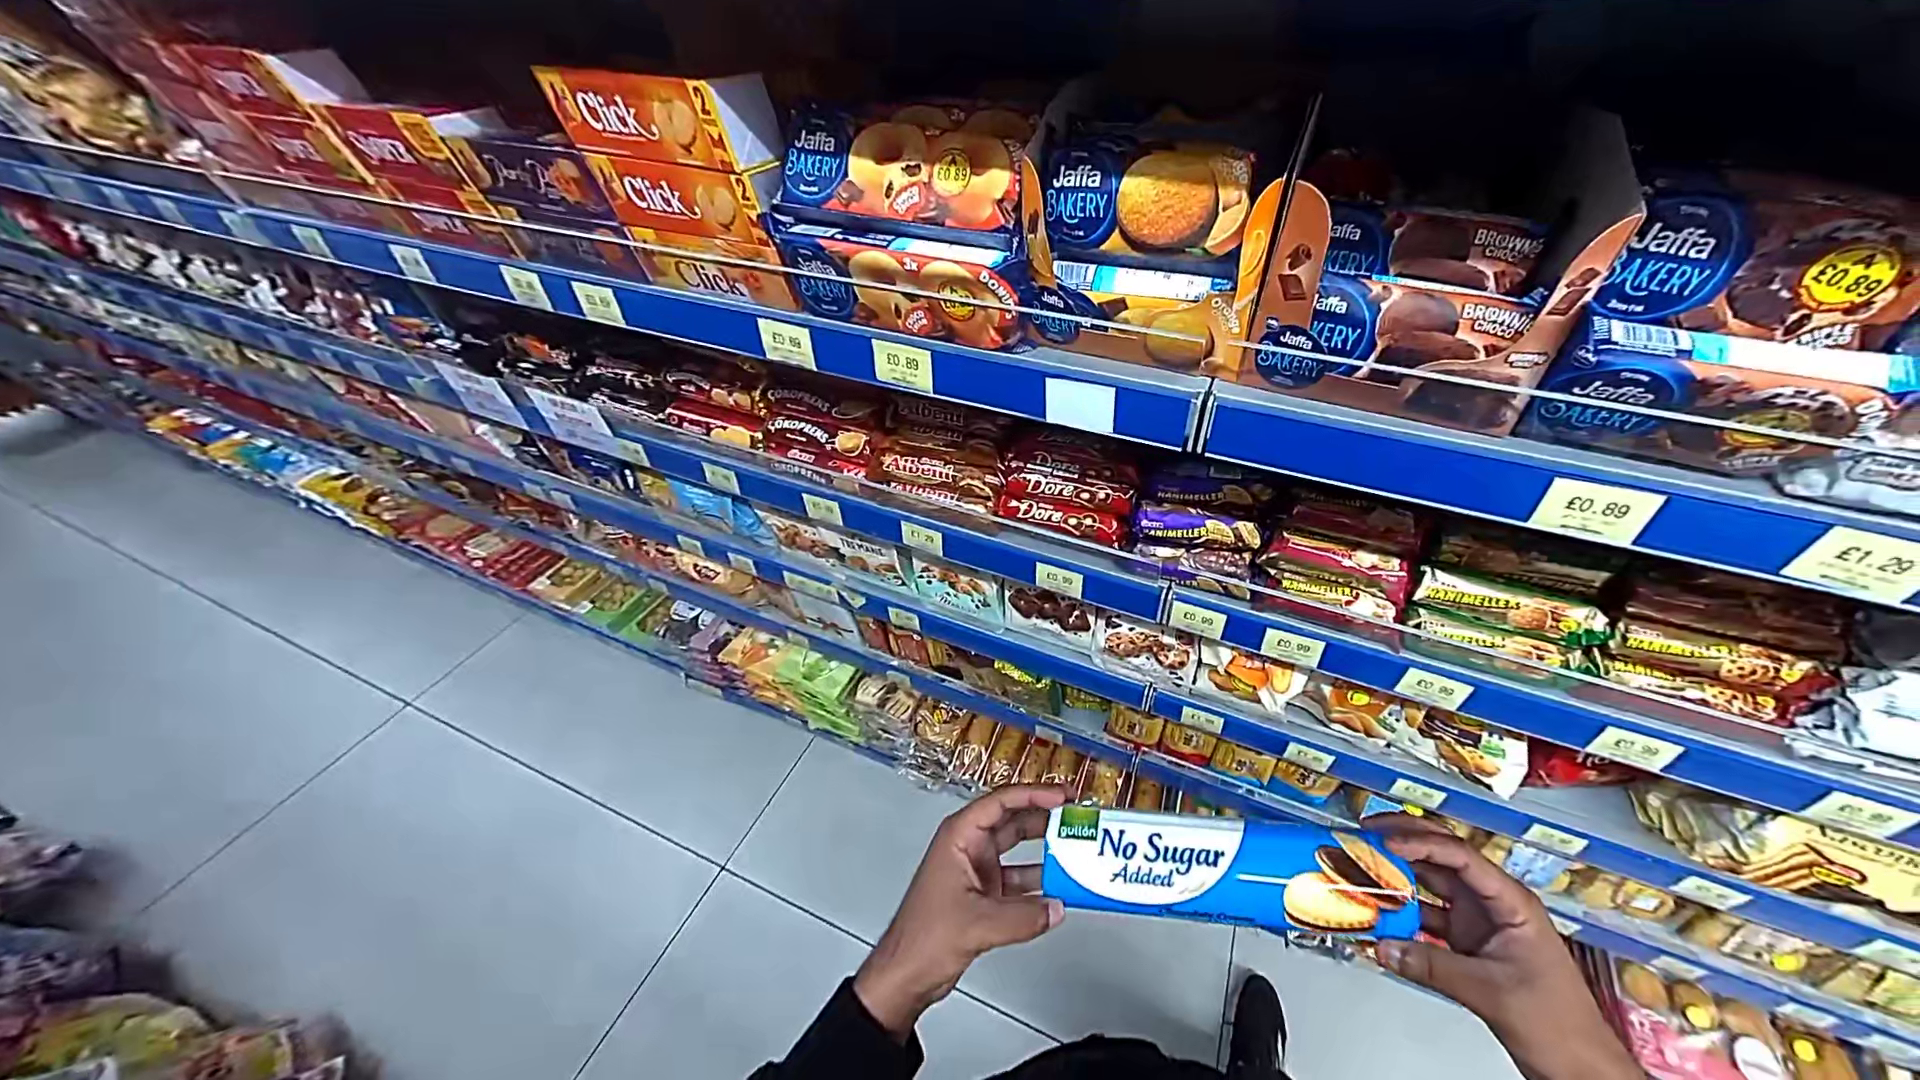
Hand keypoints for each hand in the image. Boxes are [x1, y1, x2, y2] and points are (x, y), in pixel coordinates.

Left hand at [854, 785, 1067, 1039]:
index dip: (1033, 794)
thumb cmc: (922, 936)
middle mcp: (969, 845)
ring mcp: (977, 867)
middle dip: (1044, 813)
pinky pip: (1019, 876)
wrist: (907, 973)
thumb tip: (1055, 908)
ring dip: (1044, 845)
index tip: (1061, 796)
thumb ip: (1022, 917)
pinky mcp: (984, 891)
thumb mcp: (978, 923)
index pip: (1001, 802)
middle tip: (1074, 811)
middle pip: (1012, 819)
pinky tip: (1059, 885)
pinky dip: (1039, 879)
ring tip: (1073, 841)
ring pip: (1017, 847)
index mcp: (959, 836)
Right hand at [1368, 815, 1638, 1079]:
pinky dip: (1399, 909)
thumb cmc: (1563, 1030)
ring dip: (1396, 872)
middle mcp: (1491, 903)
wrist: (1582, 1073)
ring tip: (1363, 863)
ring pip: (1428, 882)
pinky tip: (1377, 909)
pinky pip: (1424, 913)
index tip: (1384, 842)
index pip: (1459, 855)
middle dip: (1403, 838)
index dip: (1419, 843)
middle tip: (1365, 831)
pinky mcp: (1464, 941)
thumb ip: (1432, 966)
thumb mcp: (1492, 993)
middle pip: (1441, 855)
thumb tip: (1385, 946)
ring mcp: (1477, 921)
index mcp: (1511, 903)